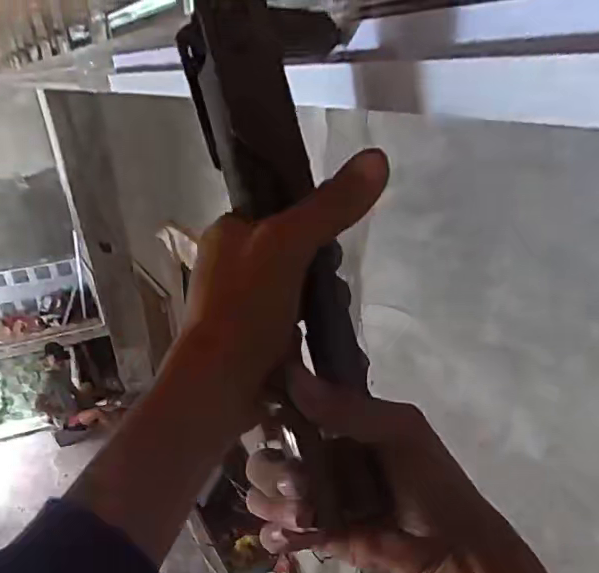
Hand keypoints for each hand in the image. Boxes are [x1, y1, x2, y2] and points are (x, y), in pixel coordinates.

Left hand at [163, 149, 389, 437]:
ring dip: (316, 308)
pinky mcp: (251, 348)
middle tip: (332, 291)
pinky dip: (307, 337)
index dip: (310, 224)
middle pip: (290, 259)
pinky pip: (290, 332)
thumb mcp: (287, 245)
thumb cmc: (244, 310)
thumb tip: (379, 157)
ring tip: (330, 320)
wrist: (219, 388)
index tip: (333, 245)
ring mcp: (240, 313)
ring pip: (293, 297)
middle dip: (318, 274)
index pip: (276, 214)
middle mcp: (229, 271)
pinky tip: (322, 344)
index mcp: (227, 235)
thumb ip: (330, 206)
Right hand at [245, 367, 513, 572]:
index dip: (268, 415)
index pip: (285, 412)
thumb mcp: (399, 432)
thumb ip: (347, 408)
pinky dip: (275, 535)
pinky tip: (293, 537)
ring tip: (304, 517)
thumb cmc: (432, 482)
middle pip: (264, 458)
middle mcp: (317, 460)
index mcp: (336, 427)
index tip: (270, 423)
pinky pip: (273, 534)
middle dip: (271, 471)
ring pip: (262, 495)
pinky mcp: (313, 537)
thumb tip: (293, 373)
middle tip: (298, 486)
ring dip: (272, 504)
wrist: (449, 546)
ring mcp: (312, 500)